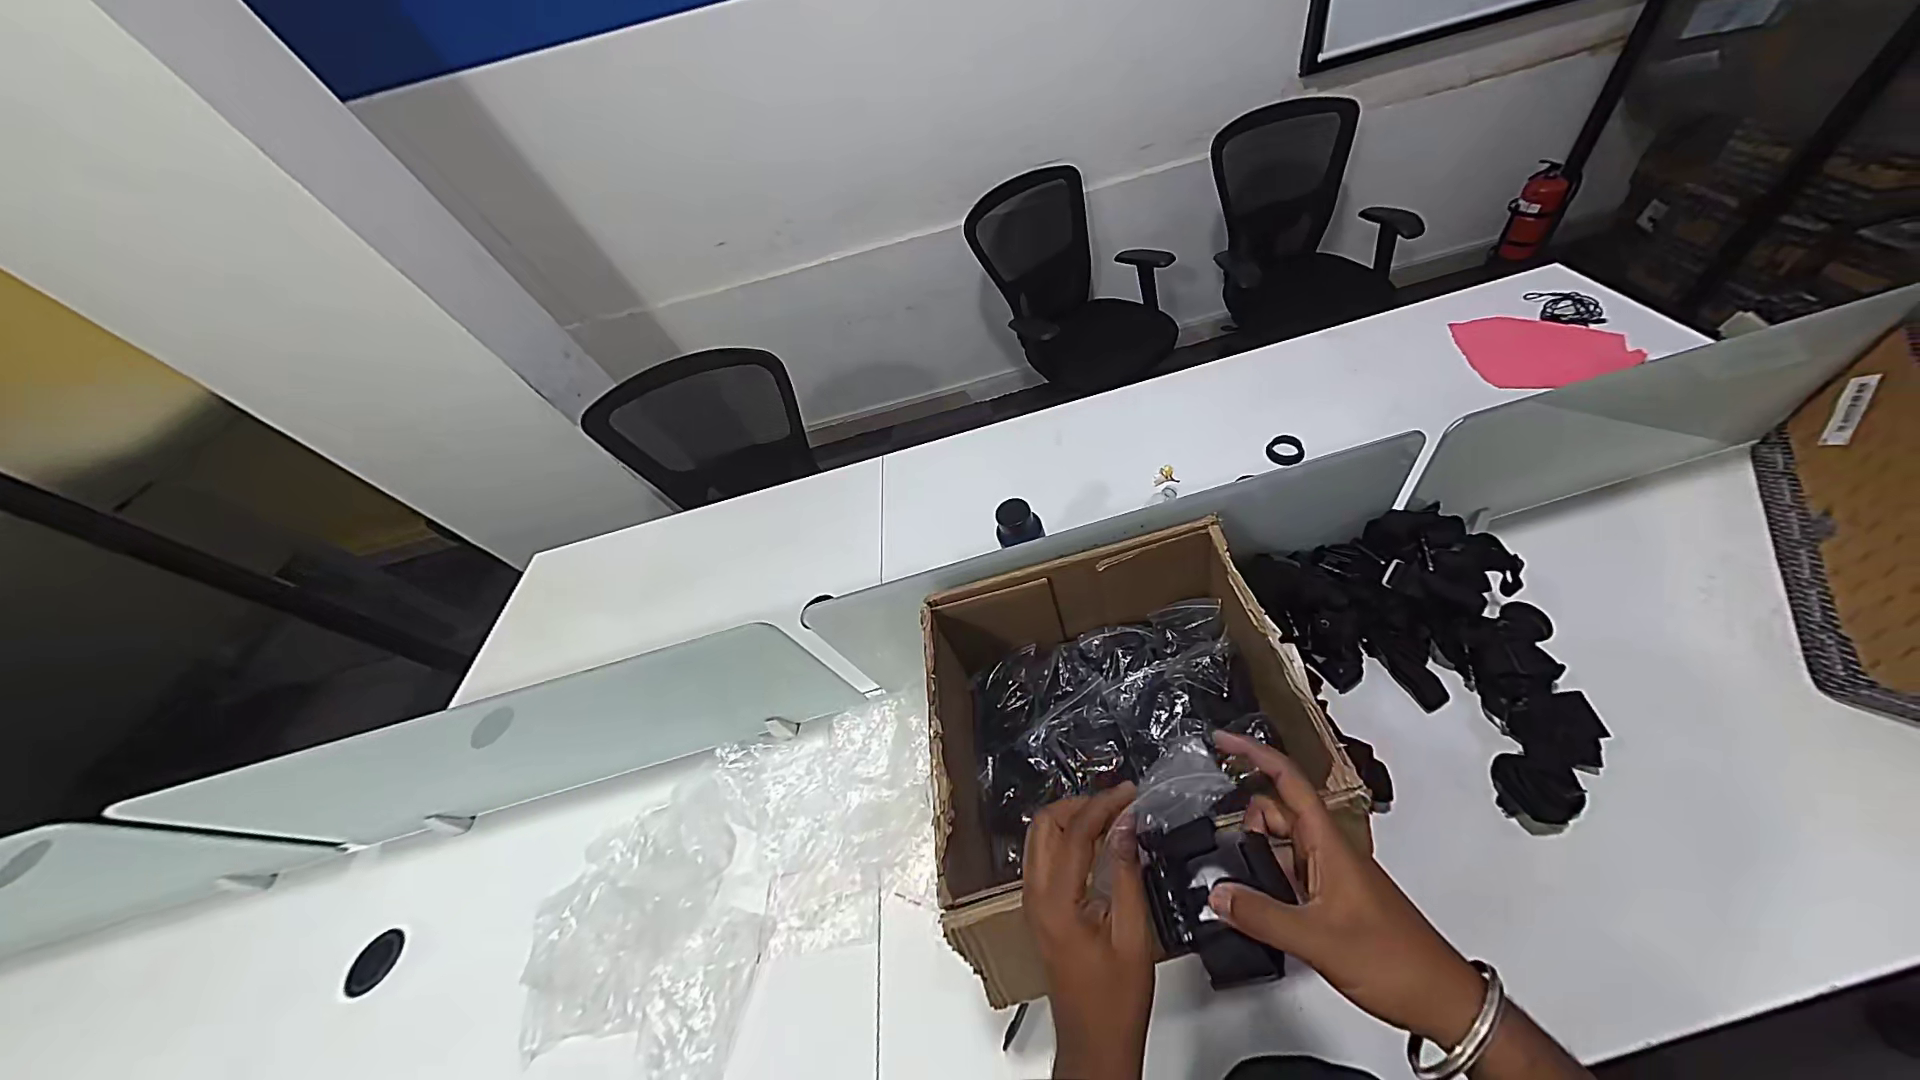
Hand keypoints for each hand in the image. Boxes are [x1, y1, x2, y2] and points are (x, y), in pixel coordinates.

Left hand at [1023, 782, 1155, 1079]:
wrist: (1093, 1042)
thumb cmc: (1115, 1001)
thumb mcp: (1133, 935)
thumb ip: (1126, 873)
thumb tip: (1126, 826)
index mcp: (1056, 902)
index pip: (1074, 832)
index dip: (1103, 805)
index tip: (1127, 793)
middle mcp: (1034, 895)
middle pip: (1044, 823)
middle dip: (1079, 803)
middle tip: (1116, 801)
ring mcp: (1031, 900)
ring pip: (1040, 836)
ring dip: (1071, 817)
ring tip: (1110, 815)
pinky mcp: (1037, 907)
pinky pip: (1044, 855)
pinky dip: (1067, 837)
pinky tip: (1096, 840)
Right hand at [1208, 732, 1487, 1047]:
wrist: (1442, 1001)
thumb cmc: (1400, 962)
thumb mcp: (1317, 938)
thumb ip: (1260, 915)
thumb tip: (1218, 894)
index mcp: (1328, 842)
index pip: (1287, 778)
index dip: (1253, 753)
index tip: (1224, 740)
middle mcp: (1327, 849)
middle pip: (1275, 809)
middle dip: (1246, 819)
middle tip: (1224, 841)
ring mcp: (1329, 872)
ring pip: (1279, 841)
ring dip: (1256, 852)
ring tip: (1240, 880)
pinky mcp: (1329, 895)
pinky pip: (1287, 869)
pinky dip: (1267, 876)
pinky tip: (1257, 902)